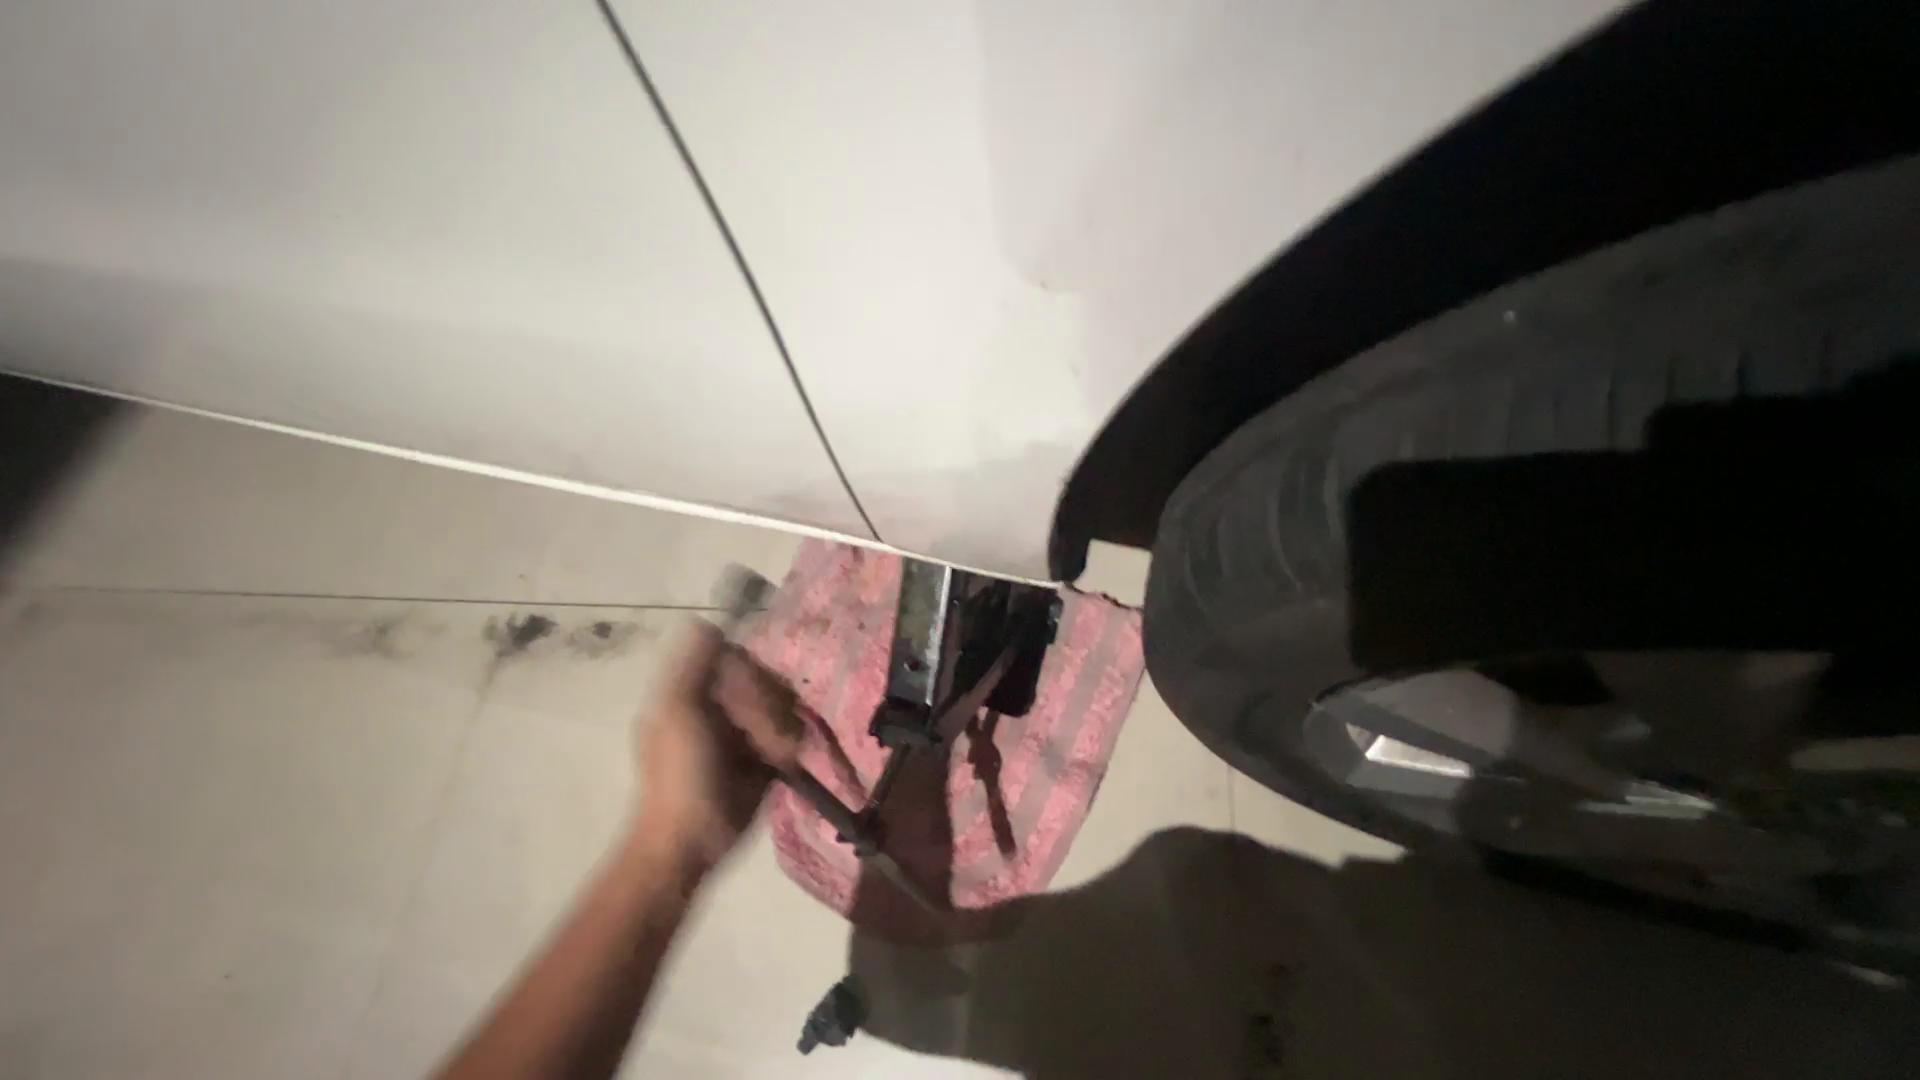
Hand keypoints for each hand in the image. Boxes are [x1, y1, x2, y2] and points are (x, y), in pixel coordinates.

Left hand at [633, 621, 803, 872]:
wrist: (689, 844)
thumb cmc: (677, 776)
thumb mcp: (676, 712)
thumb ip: (692, 665)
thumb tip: (708, 622)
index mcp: (693, 691)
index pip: (736, 657)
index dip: (748, 672)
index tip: (746, 696)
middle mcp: (720, 706)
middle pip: (764, 680)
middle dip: (766, 706)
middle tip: (756, 735)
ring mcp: (743, 734)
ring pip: (781, 706)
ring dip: (779, 727)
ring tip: (772, 754)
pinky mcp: (765, 759)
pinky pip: (790, 734)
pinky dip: (789, 744)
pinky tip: (782, 761)